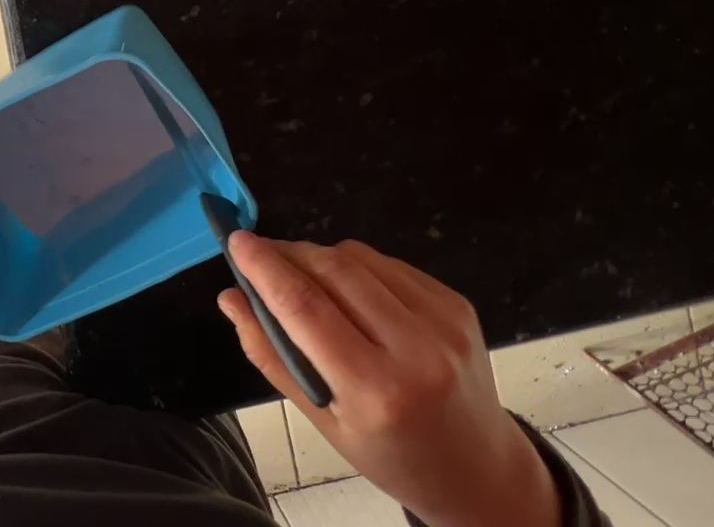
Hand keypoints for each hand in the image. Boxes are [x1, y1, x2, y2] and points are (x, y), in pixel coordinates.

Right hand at [218, 236, 558, 526]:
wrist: (482, 473)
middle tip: (259, 255)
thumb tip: (231, 297)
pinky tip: (349, 293)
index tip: (236, 241)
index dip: (265, 268)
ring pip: (359, 257)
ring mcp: (443, 322)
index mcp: (376, 391)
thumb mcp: (322, 422)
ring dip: (319, 257)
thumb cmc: (391, 455)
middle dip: (288, 253)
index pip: (306, 309)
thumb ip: (271, 355)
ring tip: (303, 279)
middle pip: (333, 271)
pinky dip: (355, 267)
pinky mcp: (456, 303)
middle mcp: (416, 350)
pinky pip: (387, 264)